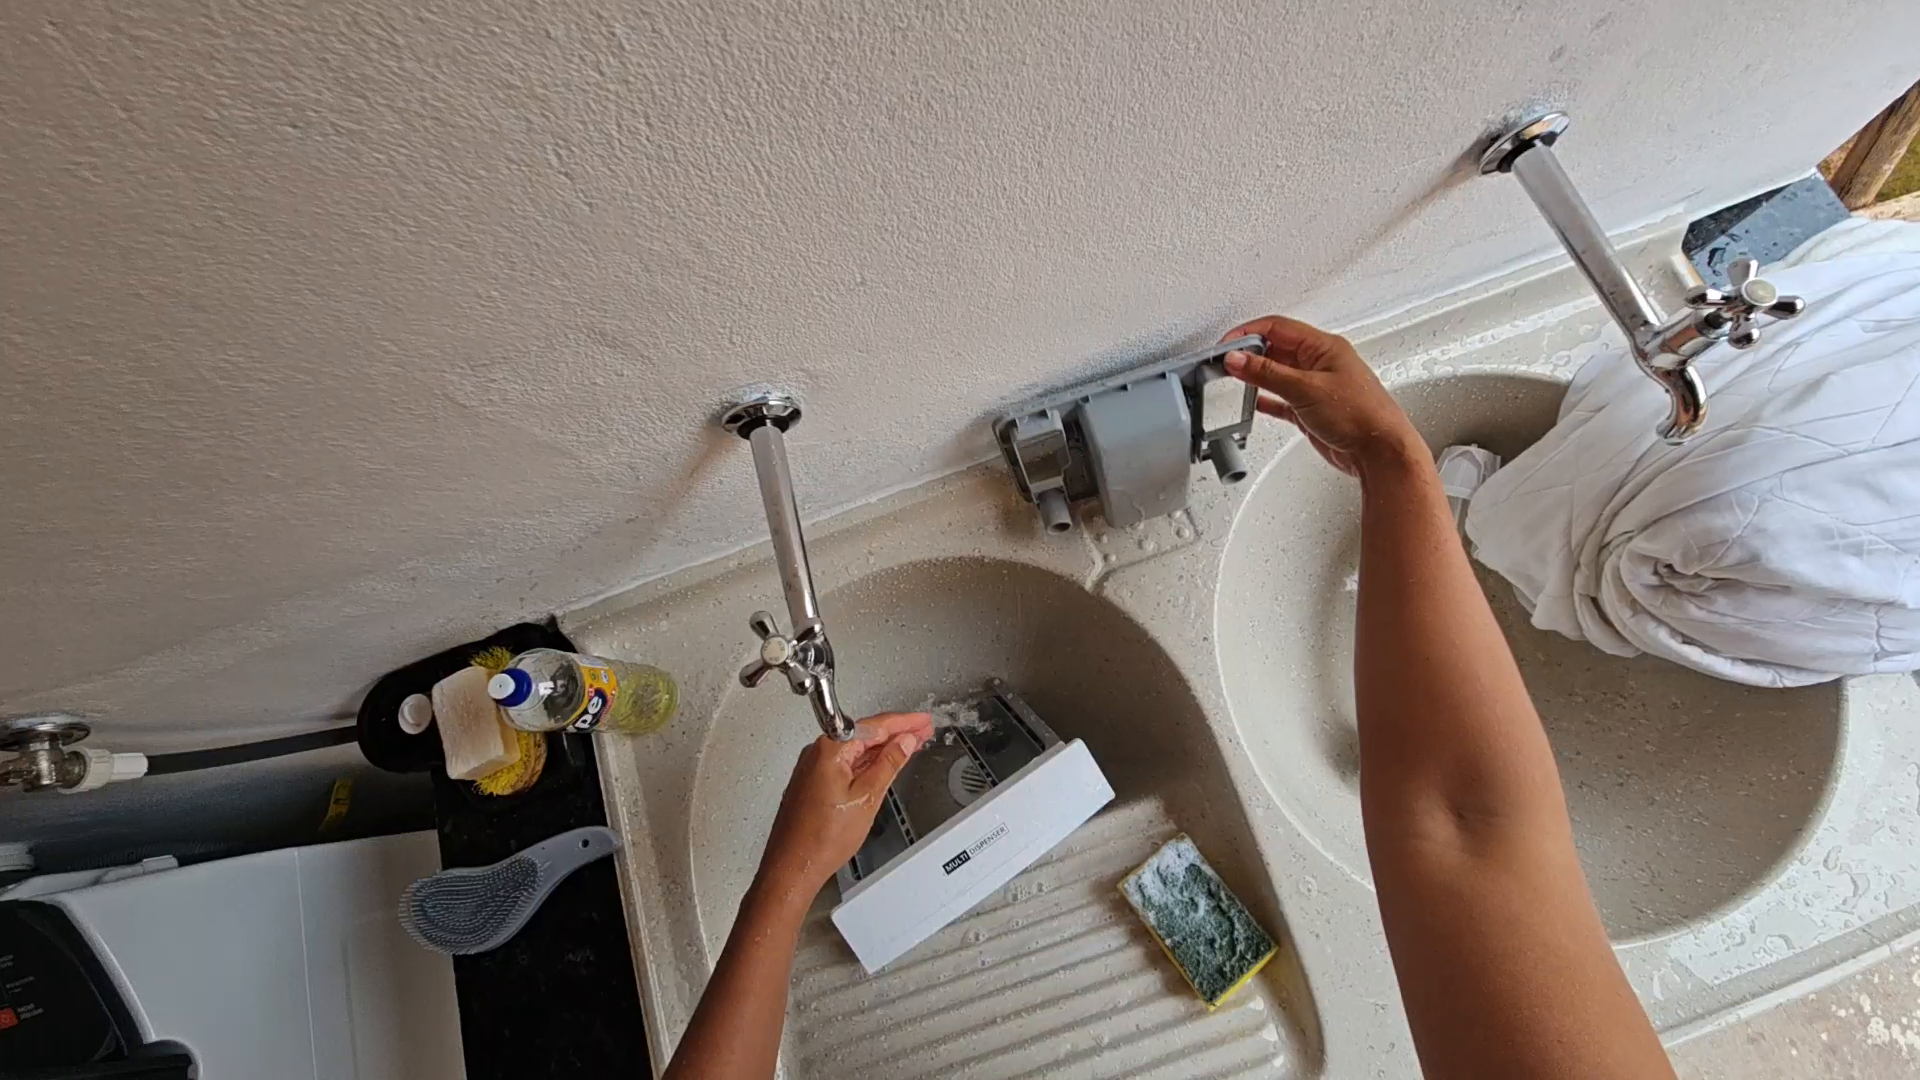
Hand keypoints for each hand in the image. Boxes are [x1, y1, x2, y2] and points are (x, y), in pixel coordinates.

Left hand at [755, 712, 933, 898]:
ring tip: (909, 745)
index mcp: (830, 749)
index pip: (874, 726)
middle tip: (921, 730)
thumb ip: (889, 764)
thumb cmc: (820, 840)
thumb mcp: (868, 798)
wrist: (792, 869)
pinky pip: (846, 762)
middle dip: (896, 732)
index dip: (903, 722)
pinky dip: (868, 762)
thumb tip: (905, 742)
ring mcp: (813, 767)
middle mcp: (818, 753)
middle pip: (864, 734)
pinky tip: (882, 764)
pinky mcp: (813, 782)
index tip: (921, 721)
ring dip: (884, 747)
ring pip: (856, 749)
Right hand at [1220, 315, 1420, 476]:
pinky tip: (1254, 402)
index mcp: (1323, 347)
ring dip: (1255, 374)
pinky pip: (1281, 397)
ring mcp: (1315, 386)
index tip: (1225, 346)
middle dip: (1248, 352)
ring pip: (1276, 372)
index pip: (1277, 328)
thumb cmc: (1361, 415)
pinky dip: (1265, 398)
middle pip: (1275, 348)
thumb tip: (1238, 360)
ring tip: (1232, 378)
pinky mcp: (1310, 409)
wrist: (1378, 451)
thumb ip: (1267, 374)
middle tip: (1224, 363)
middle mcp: (1319, 363)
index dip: (1247, 333)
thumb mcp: (1305, 388)